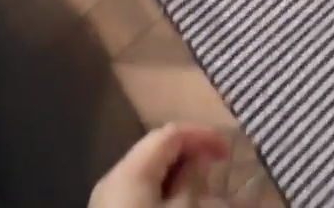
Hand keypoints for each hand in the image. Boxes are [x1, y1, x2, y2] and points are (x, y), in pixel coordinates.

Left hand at [89, 125, 230, 207]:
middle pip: (156, 148)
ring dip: (175, 170)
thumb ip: (192, 179)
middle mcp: (114, 177)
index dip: (202, 135)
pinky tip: (176, 200)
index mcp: (131, 170)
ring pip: (146, 168)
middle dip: (188, 150)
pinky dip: (160, 187)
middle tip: (215, 164)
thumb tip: (199, 159)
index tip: (227, 152)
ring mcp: (106, 199)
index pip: (171, 133)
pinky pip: (138, 188)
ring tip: (199, 183)